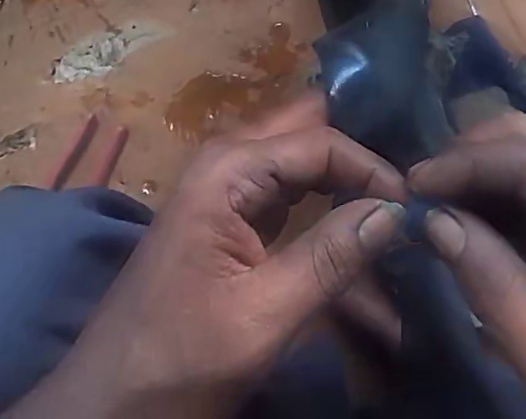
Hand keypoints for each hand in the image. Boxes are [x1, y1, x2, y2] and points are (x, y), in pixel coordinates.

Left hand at [10, 94, 408, 418]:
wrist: (111, 397)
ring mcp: (229, 184)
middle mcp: (230, 159)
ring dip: (346, 178)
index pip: (319, 140)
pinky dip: (326, 206)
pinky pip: (290, 193)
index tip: (415, 206)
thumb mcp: (262, 315)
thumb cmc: (179, 357)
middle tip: (411, 182)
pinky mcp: (233, 213)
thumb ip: (330, 258)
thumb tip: (396, 211)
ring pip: (302, 159)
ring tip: (399, 201)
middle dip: (360, 151)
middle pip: (309, 133)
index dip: (370, 166)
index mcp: (230, 167)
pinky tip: (361, 229)